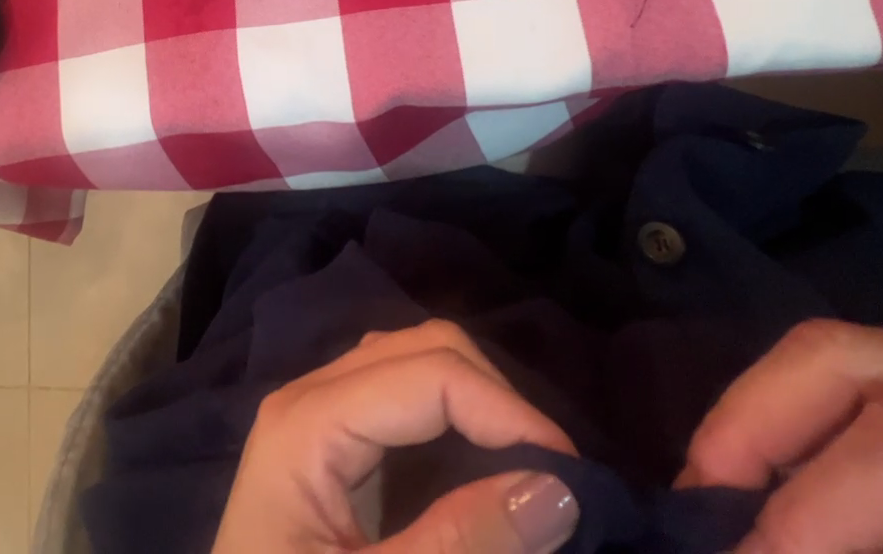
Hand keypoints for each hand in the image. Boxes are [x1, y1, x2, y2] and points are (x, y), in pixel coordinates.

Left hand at [212, 319, 580, 553]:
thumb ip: (459, 543)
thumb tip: (558, 488)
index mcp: (307, 422)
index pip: (429, 371)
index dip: (509, 411)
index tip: (575, 478)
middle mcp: (310, 395)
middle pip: (422, 347)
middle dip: (498, 397)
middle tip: (556, 474)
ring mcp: (318, 411)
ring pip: (415, 362)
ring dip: (480, 401)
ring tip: (532, 467)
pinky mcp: (331, 438)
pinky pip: (402, 396)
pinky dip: (455, 416)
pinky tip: (484, 464)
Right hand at [680, 319, 882, 553]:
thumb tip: (778, 553)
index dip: (815, 511)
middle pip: (851, 357)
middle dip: (750, 426)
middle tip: (699, 507)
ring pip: (841, 359)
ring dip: (757, 423)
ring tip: (722, 497)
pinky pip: (862, 399)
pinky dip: (796, 436)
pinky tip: (785, 498)